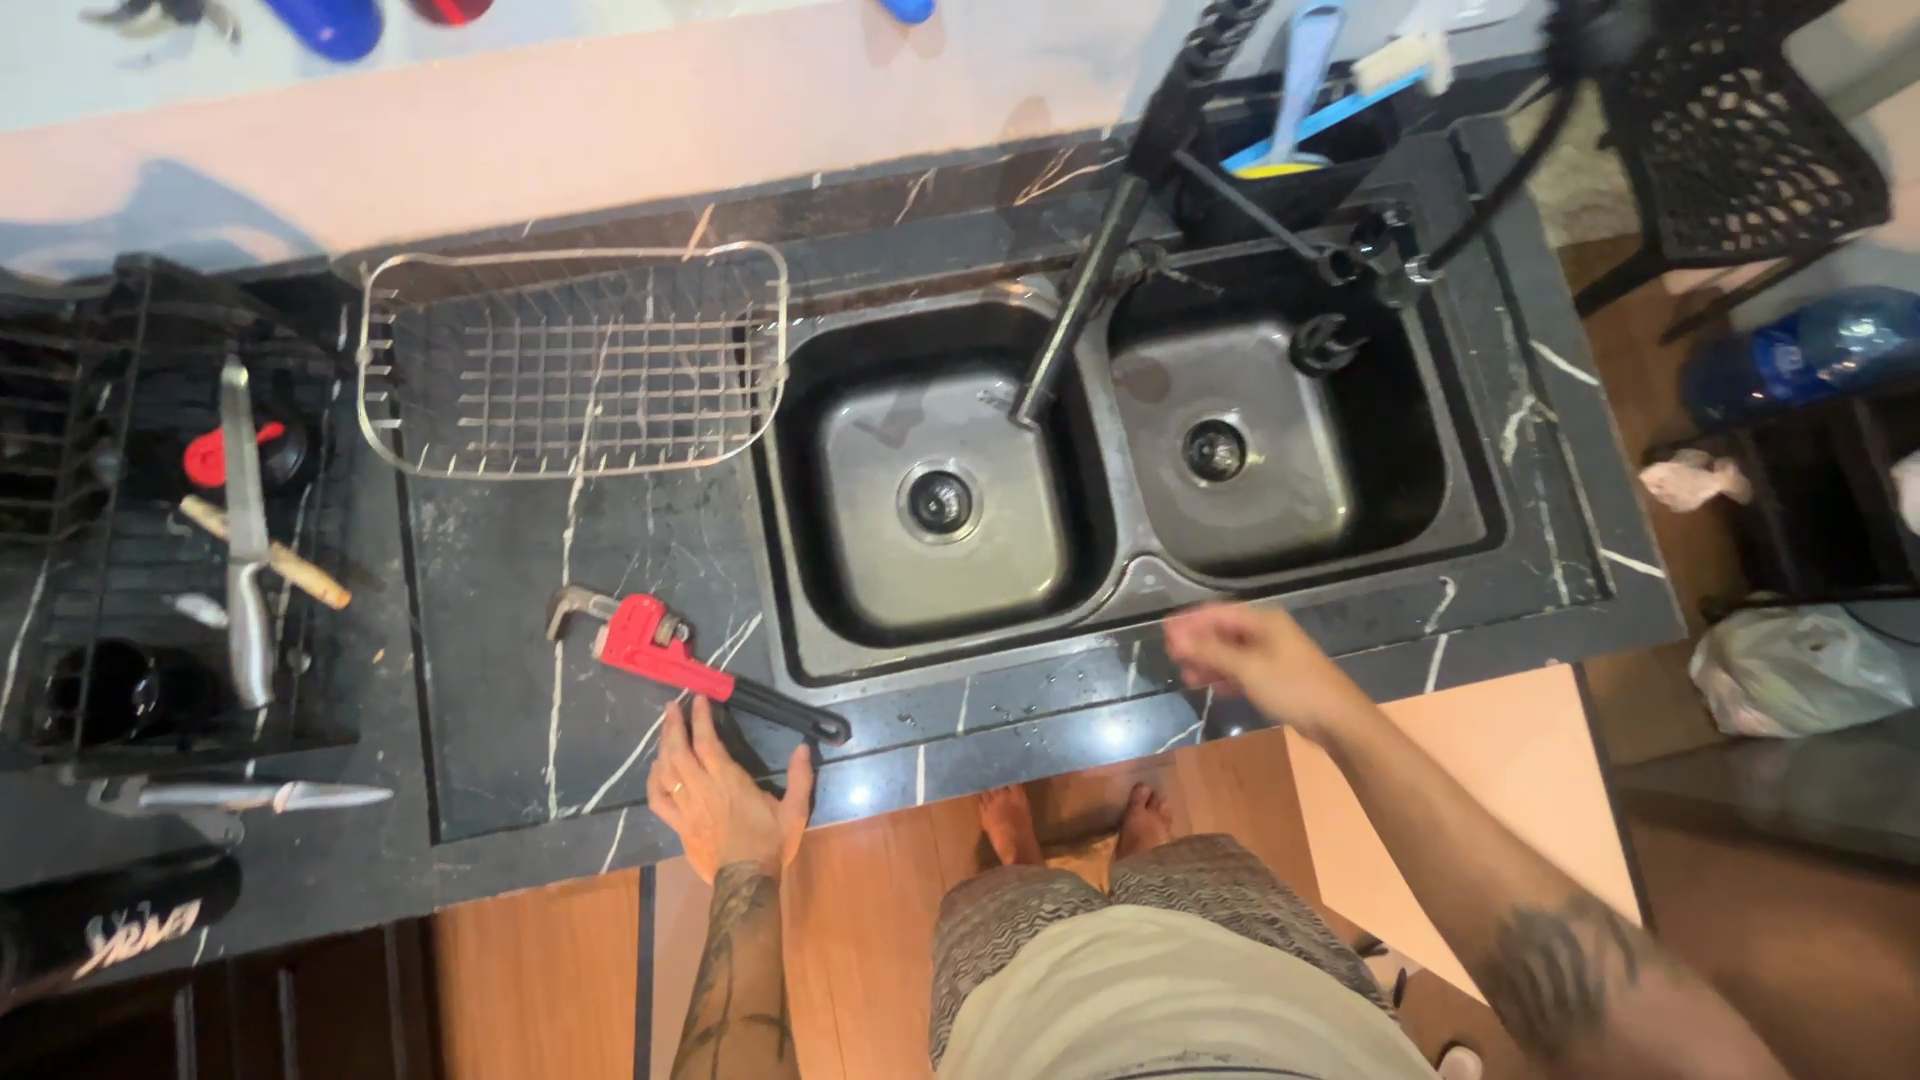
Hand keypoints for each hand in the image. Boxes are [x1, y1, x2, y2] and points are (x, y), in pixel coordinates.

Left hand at [646, 695, 815, 883]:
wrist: (746, 881)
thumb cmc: (771, 842)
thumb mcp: (795, 810)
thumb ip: (800, 777)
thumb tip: (803, 748)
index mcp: (730, 782)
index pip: (708, 742)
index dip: (700, 718)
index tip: (698, 699)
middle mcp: (704, 790)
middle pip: (680, 751)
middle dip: (674, 725)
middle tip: (672, 705)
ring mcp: (687, 808)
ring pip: (667, 771)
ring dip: (663, 746)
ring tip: (664, 728)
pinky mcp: (679, 825)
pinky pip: (658, 799)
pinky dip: (653, 780)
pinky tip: (656, 768)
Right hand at [1162, 602, 1380, 746]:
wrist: (1338, 721)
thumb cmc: (1292, 687)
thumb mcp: (1247, 668)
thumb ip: (1210, 651)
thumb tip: (1177, 639)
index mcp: (1262, 621)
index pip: (1216, 612)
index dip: (1189, 621)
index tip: (1164, 631)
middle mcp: (1267, 632)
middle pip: (1223, 632)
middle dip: (1197, 643)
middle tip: (1171, 656)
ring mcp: (1273, 654)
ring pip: (1231, 653)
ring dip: (1209, 662)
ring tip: (1187, 676)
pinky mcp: (1276, 677)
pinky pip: (1243, 670)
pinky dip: (1226, 676)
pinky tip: (1212, 688)